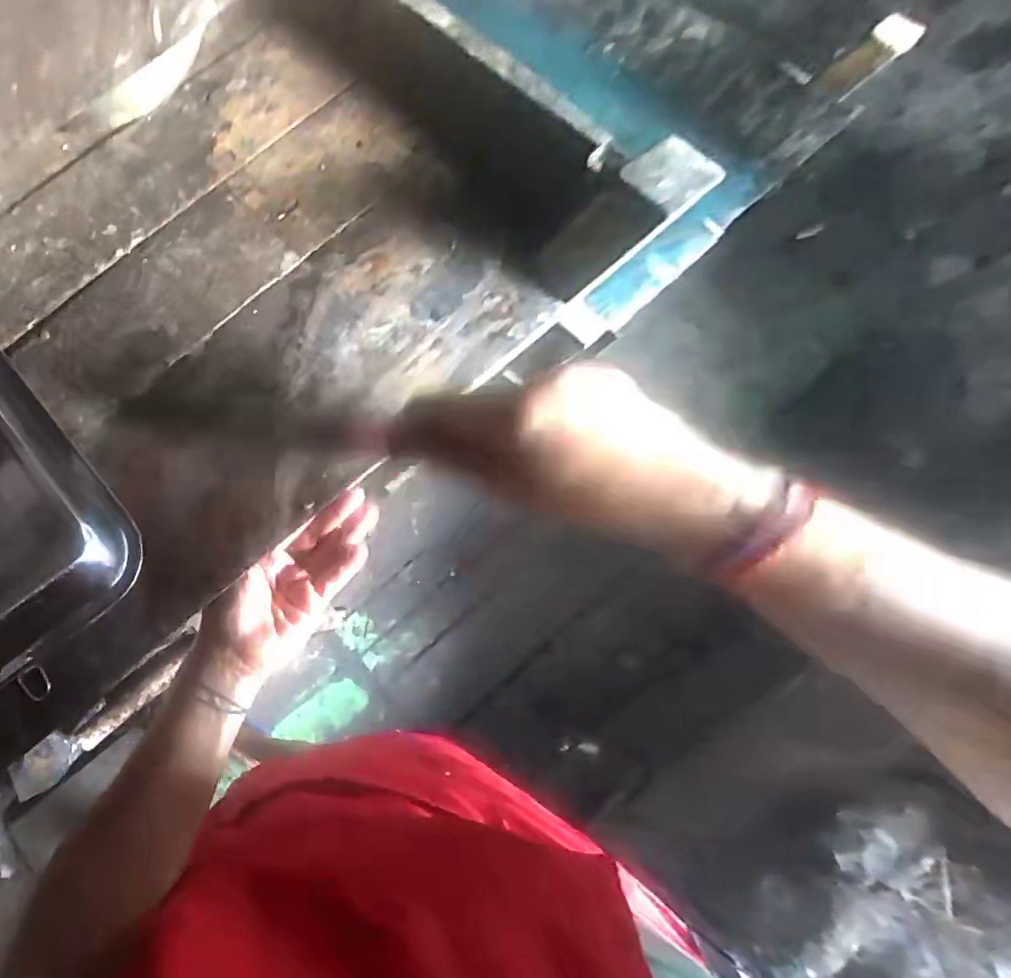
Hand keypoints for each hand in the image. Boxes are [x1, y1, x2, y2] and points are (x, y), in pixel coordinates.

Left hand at [201, 487, 376, 687]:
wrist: (234, 652)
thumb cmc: (228, 607)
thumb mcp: (239, 567)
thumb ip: (259, 538)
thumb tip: (268, 502)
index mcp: (260, 552)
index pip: (290, 525)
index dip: (309, 509)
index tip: (326, 490)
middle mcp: (282, 563)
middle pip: (314, 536)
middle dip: (336, 517)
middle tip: (359, 497)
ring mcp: (300, 583)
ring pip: (327, 554)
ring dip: (347, 536)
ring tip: (369, 515)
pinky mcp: (314, 603)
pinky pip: (331, 580)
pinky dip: (345, 565)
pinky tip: (359, 549)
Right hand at [389, 364, 779, 568]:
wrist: (692, 494)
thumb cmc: (593, 505)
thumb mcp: (511, 489)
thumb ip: (450, 457)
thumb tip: (399, 440)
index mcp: (518, 413)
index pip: (436, 407)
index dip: (405, 422)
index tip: (386, 437)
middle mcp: (540, 381)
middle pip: (468, 399)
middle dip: (450, 423)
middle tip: (446, 455)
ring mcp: (573, 372)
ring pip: (502, 396)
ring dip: (490, 420)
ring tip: (507, 454)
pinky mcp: (596, 372)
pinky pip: (537, 392)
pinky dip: (526, 413)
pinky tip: (547, 439)